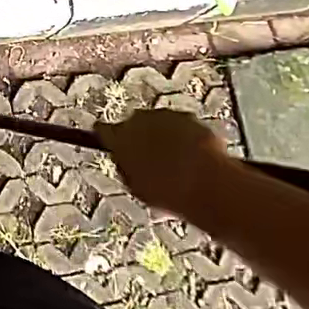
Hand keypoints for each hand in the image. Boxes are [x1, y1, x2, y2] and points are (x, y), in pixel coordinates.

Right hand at [98, 108, 230, 217]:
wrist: (206, 184)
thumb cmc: (168, 192)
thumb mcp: (136, 188)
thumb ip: (127, 169)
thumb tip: (127, 164)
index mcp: (118, 137)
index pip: (102, 130)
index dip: (106, 137)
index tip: (109, 142)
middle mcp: (138, 120)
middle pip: (133, 124)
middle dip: (140, 137)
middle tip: (149, 159)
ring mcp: (164, 116)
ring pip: (159, 123)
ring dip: (164, 135)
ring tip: (176, 163)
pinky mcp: (188, 116)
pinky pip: (181, 124)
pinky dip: (185, 136)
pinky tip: (194, 158)